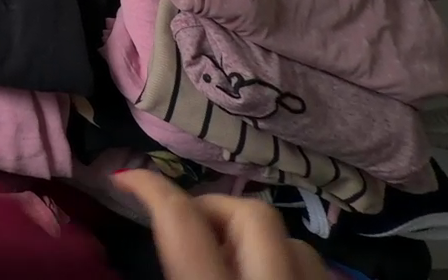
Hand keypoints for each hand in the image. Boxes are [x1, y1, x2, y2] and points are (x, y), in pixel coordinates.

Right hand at [113, 169, 328, 279]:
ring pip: (296, 241)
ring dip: (262, 240)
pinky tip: (272, 276)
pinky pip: (322, 271)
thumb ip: (172, 264)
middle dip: (216, 207)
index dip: (148, 185)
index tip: (125, 177)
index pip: (181, 217)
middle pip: (251, 212)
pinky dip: (294, 265)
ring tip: (238, 258)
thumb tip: (156, 230)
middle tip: (196, 224)